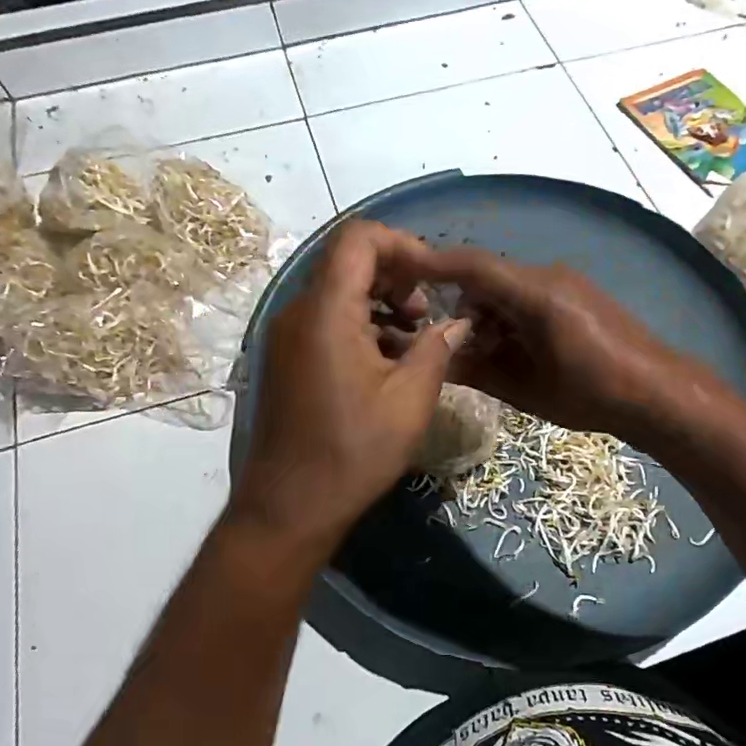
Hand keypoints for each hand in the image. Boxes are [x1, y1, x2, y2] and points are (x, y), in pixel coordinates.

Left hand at [231, 222, 469, 549]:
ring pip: (337, 293)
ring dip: (380, 304)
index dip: (401, 243)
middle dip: (395, 276)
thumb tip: (459, 323)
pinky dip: (360, 327)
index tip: (432, 277)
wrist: (290, 506)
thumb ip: (437, 349)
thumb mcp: (410, 400)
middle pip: (347, 263)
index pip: (357, 238)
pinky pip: (326, 323)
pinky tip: (389, 363)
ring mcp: (287, 337)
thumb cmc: (354, 452)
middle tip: (427, 314)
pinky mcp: (286, 360)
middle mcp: (298, 313)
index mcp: (326, 312)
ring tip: (414, 343)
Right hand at [411, 248, 698, 436]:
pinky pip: (529, 296)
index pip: (472, 266)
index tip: (402, 272)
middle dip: (464, 310)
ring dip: (489, 317)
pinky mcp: (577, 294)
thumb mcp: (522, 389)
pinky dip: (511, 318)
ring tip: (490, 358)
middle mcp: (548, 276)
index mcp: (535, 293)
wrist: (657, 393)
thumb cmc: (589, 394)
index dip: (433, 266)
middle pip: (487, 279)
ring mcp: (566, 282)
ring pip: (507, 288)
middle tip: (456, 350)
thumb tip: (435, 359)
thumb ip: (475, 370)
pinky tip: (517, 351)